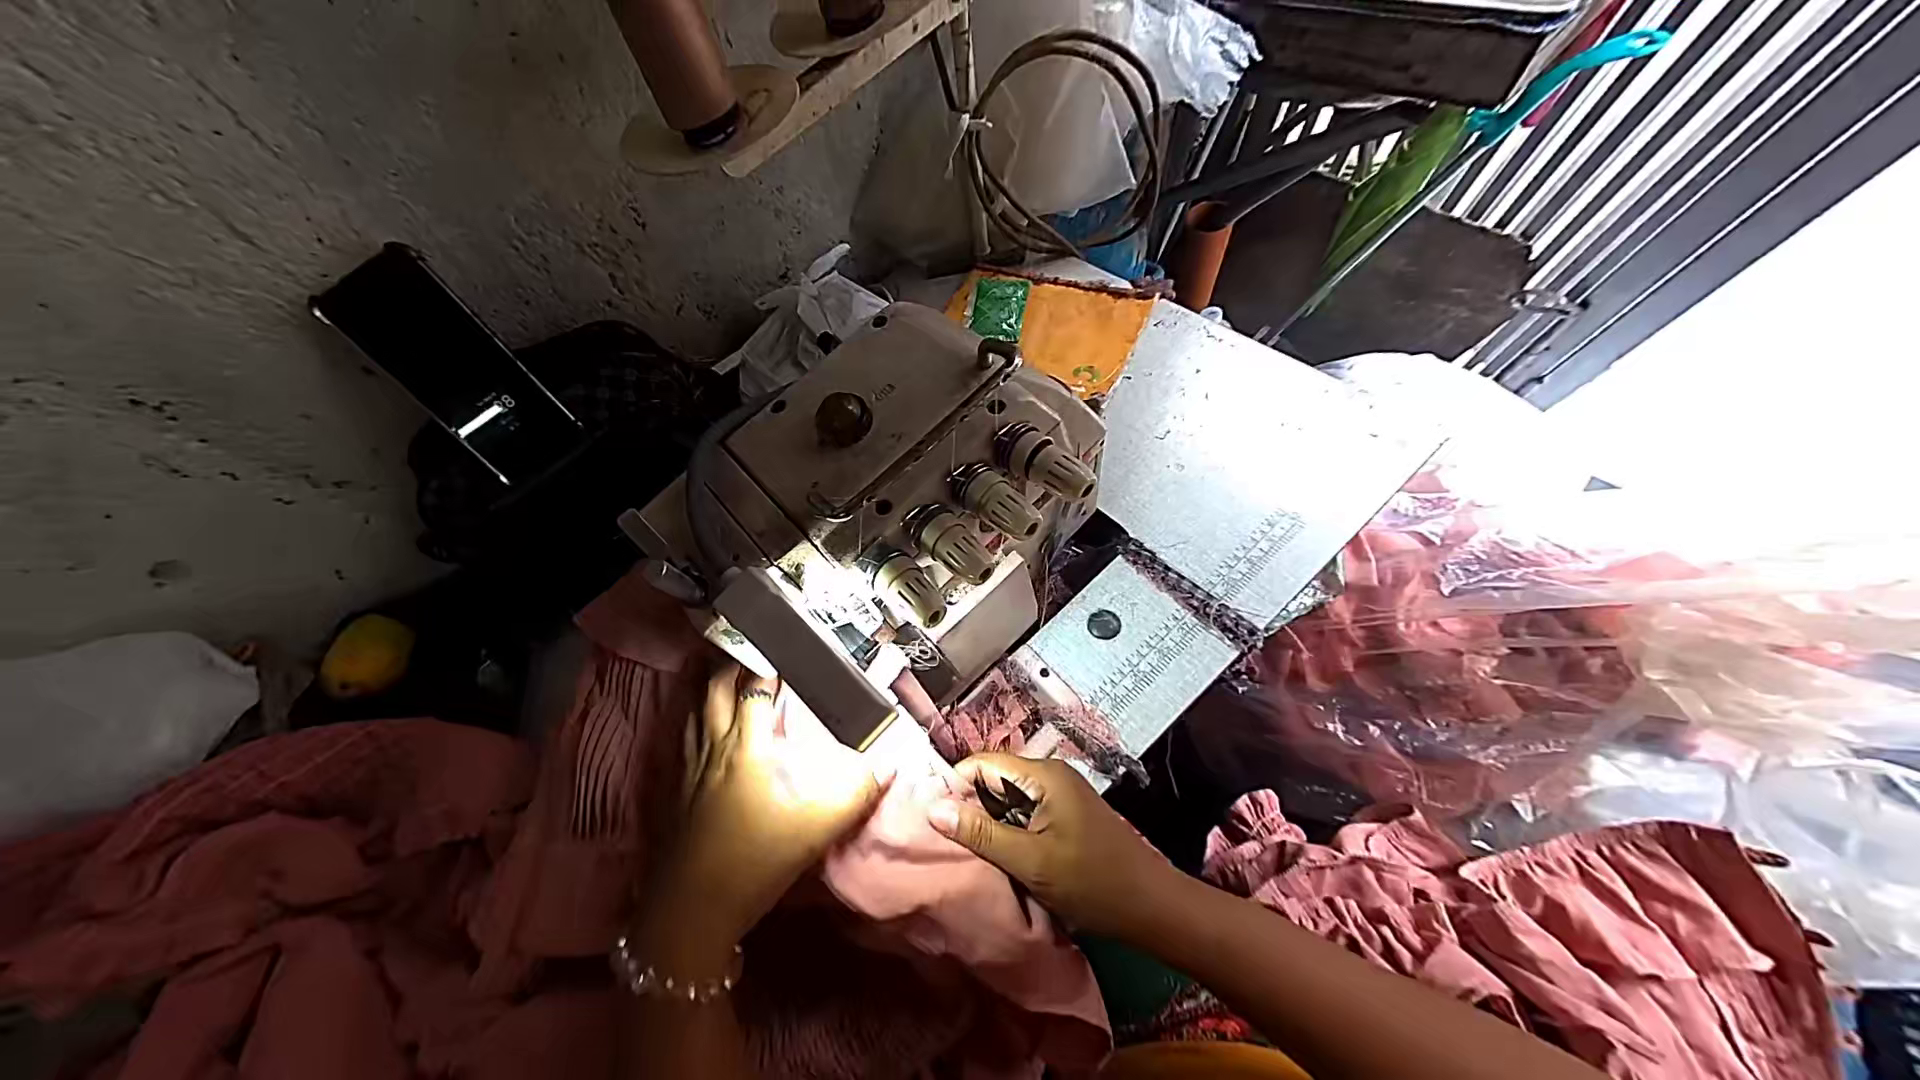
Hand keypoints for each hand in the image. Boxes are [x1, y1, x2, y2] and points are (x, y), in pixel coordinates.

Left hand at [648, 662, 890, 946]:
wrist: (690, 912)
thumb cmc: (754, 863)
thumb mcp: (816, 829)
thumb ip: (857, 793)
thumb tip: (891, 765)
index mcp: (745, 748)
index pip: (753, 688)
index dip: (768, 665)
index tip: (786, 652)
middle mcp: (713, 749)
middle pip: (715, 689)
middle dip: (734, 665)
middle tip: (757, 657)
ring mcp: (688, 768)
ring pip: (694, 711)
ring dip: (713, 690)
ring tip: (732, 681)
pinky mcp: (674, 790)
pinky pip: (683, 739)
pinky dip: (697, 721)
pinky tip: (708, 733)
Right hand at [927, 753, 1180, 938]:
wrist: (1151, 905)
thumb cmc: (1091, 882)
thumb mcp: (1029, 861)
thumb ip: (981, 834)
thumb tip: (933, 808)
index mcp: (1043, 775)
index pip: (984, 763)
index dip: (957, 786)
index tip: (936, 819)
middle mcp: (1051, 774)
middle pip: (995, 778)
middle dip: (972, 806)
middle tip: (951, 841)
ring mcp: (1061, 793)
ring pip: (1009, 797)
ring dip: (990, 821)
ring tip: (974, 851)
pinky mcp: (1066, 812)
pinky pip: (1026, 810)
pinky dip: (1010, 829)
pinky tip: (1003, 855)